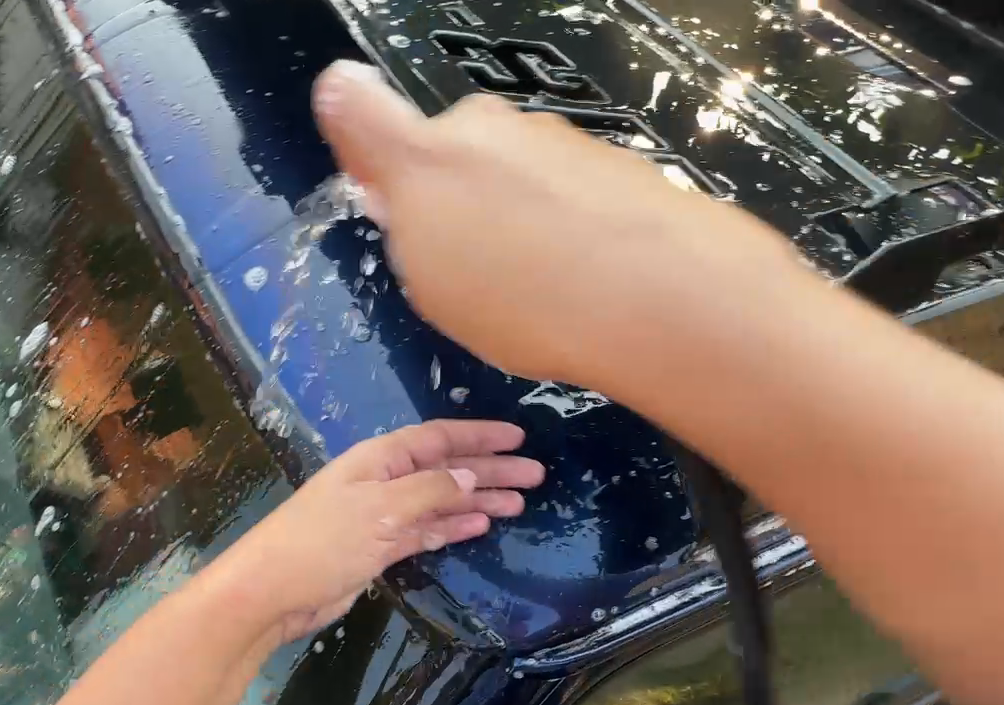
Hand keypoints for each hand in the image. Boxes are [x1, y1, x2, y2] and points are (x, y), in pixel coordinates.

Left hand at [202, 420, 542, 639]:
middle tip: (534, 478)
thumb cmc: (321, 542)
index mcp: (379, 460)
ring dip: (476, 501)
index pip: (438, 439)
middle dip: (488, 472)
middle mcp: (383, 481)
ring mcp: (381, 516)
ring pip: (439, 501)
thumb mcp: (379, 509)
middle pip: (445, 469)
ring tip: (517, 504)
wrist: (272, 592)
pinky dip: (452, 527)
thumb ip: (429, 490)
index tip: (518, 438)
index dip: (479, 437)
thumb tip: (469, 475)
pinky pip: (425, 531)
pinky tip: (479, 526)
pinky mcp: (379, 548)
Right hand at [310, 60, 801, 389]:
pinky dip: (553, 219)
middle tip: (466, 268)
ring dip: (504, 213)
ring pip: (503, 169)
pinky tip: (575, 272)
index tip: (370, 174)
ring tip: (531, 285)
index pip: (355, 103)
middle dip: (445, 196)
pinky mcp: (602, 155)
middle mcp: (483, 126)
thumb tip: (395, 193)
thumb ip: (403, 226)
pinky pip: (555, 186)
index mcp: (422, 157)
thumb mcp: (433, 286)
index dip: (347, 123)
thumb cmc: (522, 300)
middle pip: (443, 150)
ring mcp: (548, 136)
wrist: (656, 294)